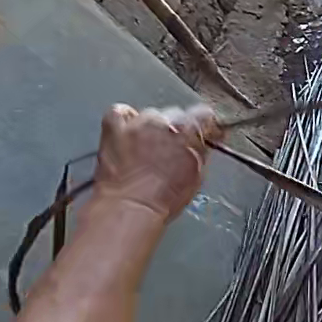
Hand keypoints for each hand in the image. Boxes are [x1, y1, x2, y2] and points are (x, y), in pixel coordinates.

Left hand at [92, 104, 221, 220]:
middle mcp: (165, 122)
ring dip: (152, 127)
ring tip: (147, 146)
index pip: (203, 116)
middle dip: (176, 130)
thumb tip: (200, 144)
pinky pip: (119, 113)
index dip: (207, 126)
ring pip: (150, 115)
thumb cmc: (164, 199)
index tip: (206, 133)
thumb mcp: (195, 177)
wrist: (130, 208)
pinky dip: (125, 119)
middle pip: (176, 116)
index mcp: (189, 134)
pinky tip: (127, 131)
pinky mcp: (115, 129)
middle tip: (172, 149)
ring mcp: (139, 123)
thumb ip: (199, 153)